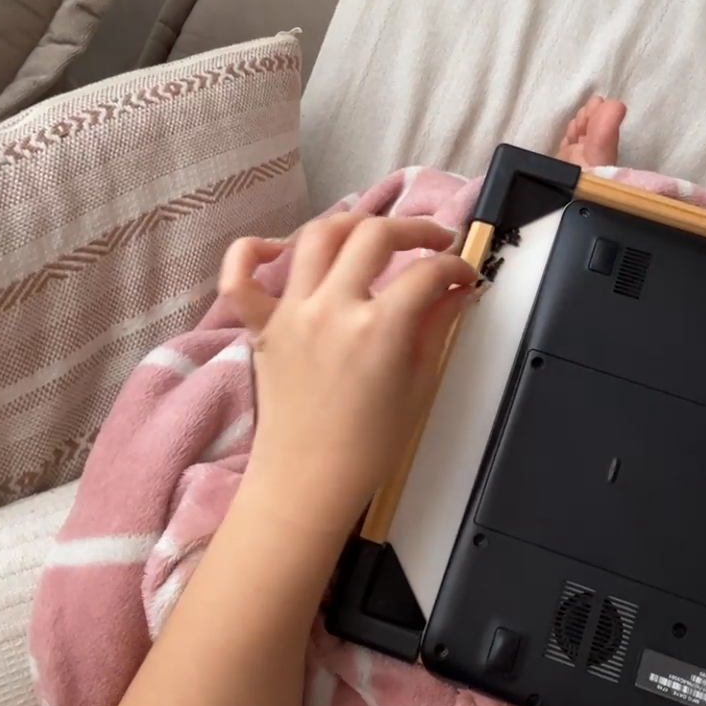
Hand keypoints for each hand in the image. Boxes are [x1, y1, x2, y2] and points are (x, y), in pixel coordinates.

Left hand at [218, 216, 478, 538]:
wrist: (310, 481)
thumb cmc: (369, 445)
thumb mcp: (418, 384)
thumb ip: (437, 327)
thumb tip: (459, 291)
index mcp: (378, 329)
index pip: (426, 273)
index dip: (456, 267)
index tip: (465, 275)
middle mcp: (332, 309)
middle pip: (374, 236)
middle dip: (414, 229)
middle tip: (433, 242)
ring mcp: (291, 314)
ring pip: (317, 236)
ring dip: (353, 224)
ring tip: (374, 235)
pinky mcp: (261, 327)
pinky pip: (240, 277)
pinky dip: (252, 251)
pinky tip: (277, 248)